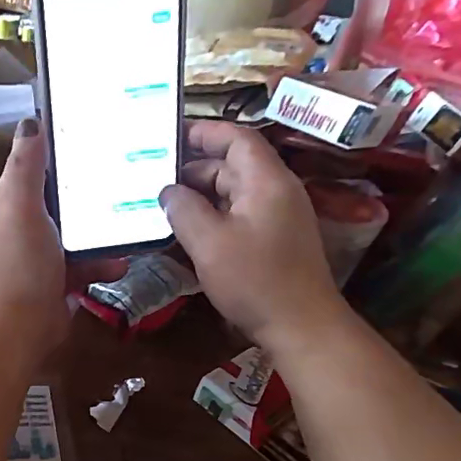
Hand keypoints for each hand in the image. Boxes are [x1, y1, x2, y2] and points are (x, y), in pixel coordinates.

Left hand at [0, 118, 115, 360]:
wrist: (21, 330)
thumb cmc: (19, 265)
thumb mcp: (20, 207)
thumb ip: (25, 167)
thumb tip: (29, 123)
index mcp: (7, 204)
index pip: (33, 169)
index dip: (59, 155)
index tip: (93, 141)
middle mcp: (22, 228)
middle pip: (60, 201)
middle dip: (89, 196)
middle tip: (124, 183)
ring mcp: (41, 257)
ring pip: (78, 234)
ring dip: (101, 234)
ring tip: (128, 228)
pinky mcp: (59, 281)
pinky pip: (85, 263)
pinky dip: (101, 263)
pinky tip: (119, 264)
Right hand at [160, 121, 349, 349]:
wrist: (302, 327)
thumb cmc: (255, 281)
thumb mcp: (209, 243)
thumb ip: (184, 210)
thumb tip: (168, 191)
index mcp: (267, 180)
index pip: (237, 138)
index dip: (205, 133)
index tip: (172, 138)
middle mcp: (278, 191)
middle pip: (235, 166)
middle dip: (196, 171)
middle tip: (157, 182)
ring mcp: (281, 218)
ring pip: (237, 195)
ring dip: (204, 199)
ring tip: (168, 210)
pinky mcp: (278, 242)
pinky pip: (243, 217)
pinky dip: (217, 219)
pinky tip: (193, 235)